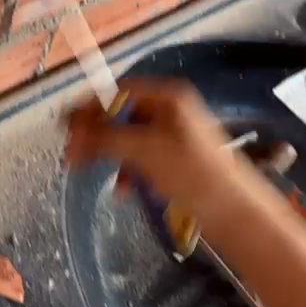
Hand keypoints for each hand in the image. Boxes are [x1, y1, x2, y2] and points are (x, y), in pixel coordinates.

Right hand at [66, 78, 266, 227]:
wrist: (239, 216)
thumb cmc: (192, 173)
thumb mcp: (143, 150)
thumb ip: (104, 137)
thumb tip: (70, 132)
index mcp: (167, 96)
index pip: (117, 91)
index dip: (89, 106)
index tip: (66, 125)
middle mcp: (171, 110)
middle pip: (121, 114)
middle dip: (96, 134)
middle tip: (73, 152)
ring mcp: (175, 137)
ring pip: (129, 138)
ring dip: (110, 155)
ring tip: (91, 172)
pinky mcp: (178, 162)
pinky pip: (143, 158)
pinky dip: (129, 171)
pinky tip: (124, 189)